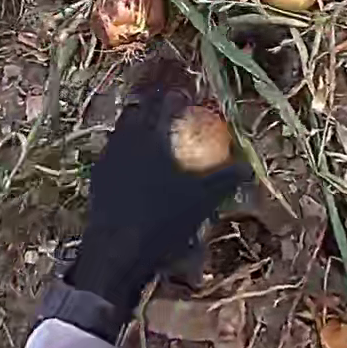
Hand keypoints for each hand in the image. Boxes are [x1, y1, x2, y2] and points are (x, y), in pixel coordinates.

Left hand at [65, 60, 248, 308]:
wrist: (117, 249)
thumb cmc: (163, 218)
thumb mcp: (202, 198)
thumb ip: (225, 178)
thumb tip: (248, 168)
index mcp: (152, 135)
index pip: (165, 104)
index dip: (176, 98)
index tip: (185, 98)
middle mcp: (127, 139)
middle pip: (138, 110)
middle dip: (152, 107)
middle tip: (166, 112)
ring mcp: (108, 157)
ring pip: (121, 130)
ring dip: (136, 128)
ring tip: (150, 137)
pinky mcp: (98, 176)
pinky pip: (112, 153)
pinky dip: (124, 152)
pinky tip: (133, 168)